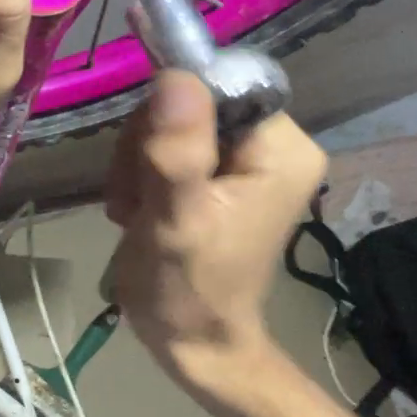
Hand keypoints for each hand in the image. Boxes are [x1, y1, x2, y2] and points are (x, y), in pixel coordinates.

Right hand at [105, 70, 326, 382]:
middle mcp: (272, 148)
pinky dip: (138, 180)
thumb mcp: (176, 218)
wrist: (190, 341)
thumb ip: (176, 150)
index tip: (145, 162)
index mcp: (282, 149)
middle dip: (146, 149)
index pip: (217, 88)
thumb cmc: (186, 287)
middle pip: (188, 107)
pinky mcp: (215, 182)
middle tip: (138, 199)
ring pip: (166, 130)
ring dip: (134, 168)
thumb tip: (174, 76)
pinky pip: (164, 152)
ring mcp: (242, 166)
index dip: (168, 116)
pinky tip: (138, 212)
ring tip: (137, 212)